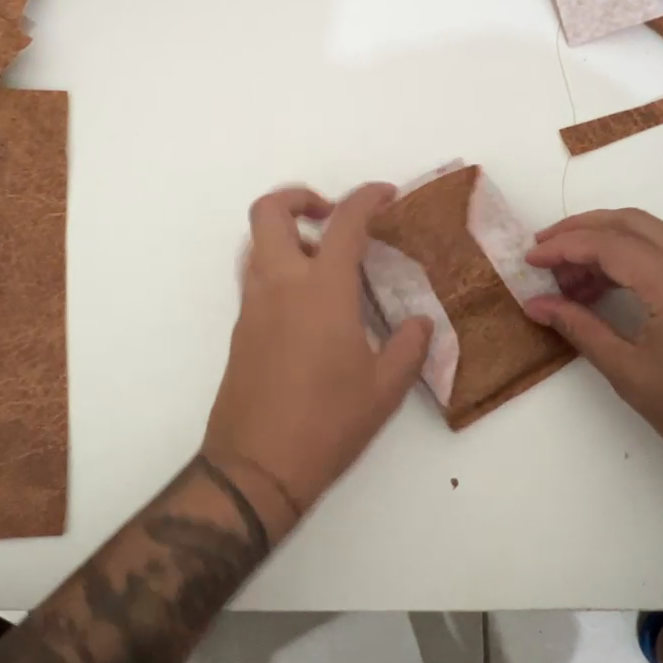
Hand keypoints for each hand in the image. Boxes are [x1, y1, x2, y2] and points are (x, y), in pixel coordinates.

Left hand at [203, 184, 431, 540]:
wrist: (257, 466)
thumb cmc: (327, 424)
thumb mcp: (384, 390)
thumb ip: (408, 348)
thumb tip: (421, 324)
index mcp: (322, 290)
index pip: (345, 222)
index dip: (367, 197)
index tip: (386, 195)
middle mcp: (279, 285)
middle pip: (269, 210)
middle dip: (300, 198)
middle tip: (332, 216)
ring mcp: (253, 306)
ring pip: (255, 243)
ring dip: (286, 235)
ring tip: (324, 262)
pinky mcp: (241, 330)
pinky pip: (254, 278)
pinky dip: (278, 269)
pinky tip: (310, 308)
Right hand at [522, 209, 662, 484]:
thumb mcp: (627, 372)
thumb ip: (579, 327)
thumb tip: (536, 304)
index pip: (610, 245)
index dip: (564, 247)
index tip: (530, 259)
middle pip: (632, 222)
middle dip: (582, 229)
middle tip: (544, 249)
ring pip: (653, 234)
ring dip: (607, 242)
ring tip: (570, 276)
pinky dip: (633, 258)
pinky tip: (606, 287)